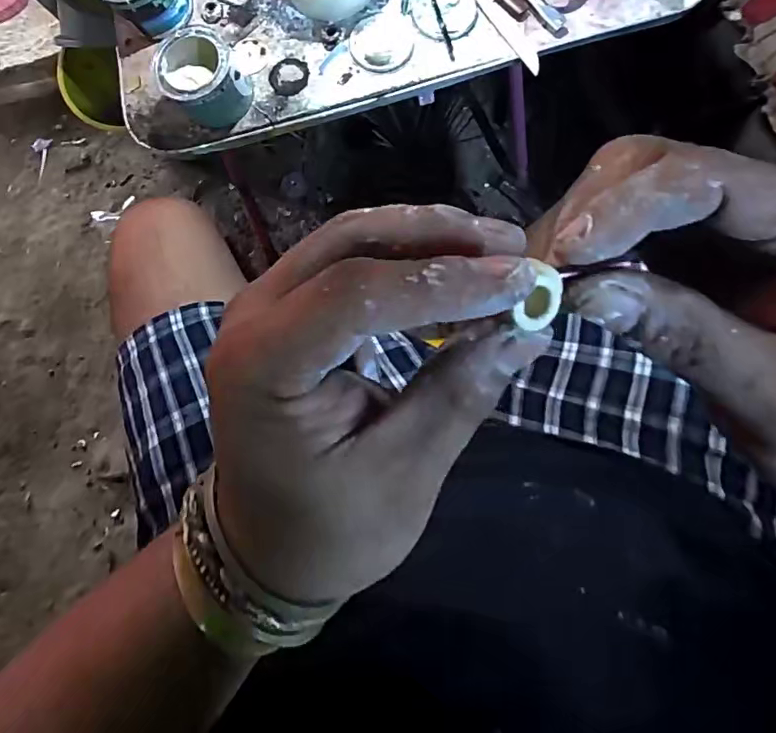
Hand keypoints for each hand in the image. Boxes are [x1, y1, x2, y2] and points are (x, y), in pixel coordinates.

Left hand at [204, 205, 553, 603]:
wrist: (261, 541)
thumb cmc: (323, 529)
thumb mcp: (399, 477)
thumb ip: (455, 396)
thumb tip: (524, 328)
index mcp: (262, 362)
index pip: (353, 294)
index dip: (441, 280)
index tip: (521, 280)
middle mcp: (250, 315)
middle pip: (344, 243)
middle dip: (433, 235)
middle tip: (511, 243)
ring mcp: (261, 303)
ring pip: (343, 241)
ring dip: (420, 237)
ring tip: (493, 249)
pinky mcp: (282, 306)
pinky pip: (341, 262)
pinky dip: (399, 258)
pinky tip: (449, 270)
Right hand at [537, 136, 775, 537]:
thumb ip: (686, 336)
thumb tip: (578, 291)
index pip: (715, 181)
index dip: (630, 204)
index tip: (565, 253)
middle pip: (664, 166)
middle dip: (594, 206)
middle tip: (542, 263)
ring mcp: (742, 232)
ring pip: (635, 192)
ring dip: (581, 226)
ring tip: (542, 275)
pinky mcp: (706, 260)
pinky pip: (631, 234)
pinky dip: (589, 251)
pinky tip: (566, 279)